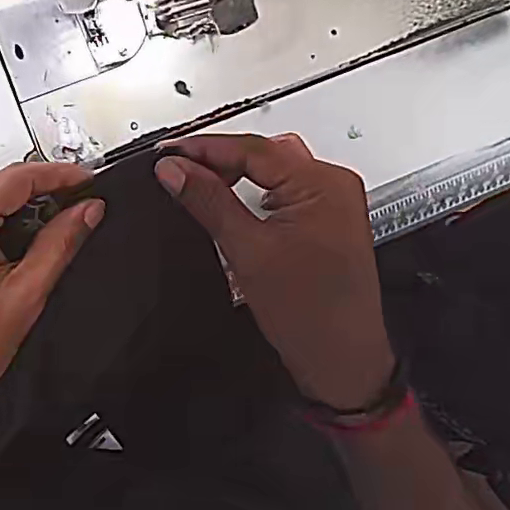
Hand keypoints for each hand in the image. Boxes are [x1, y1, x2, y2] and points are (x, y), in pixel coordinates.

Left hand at [0, 162, 103, 509]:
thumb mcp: (23, 296)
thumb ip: (60, 243)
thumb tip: (84, 212)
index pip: (17, 177)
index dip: (59, 176)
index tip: (83, 181)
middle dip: (31, 186)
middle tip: (67, 205)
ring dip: (2, 196)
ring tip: (36, 225)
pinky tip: (0, 238)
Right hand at [155, 133, 393, 409]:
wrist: (340, 360)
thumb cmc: (312, 314)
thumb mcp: (247, 250)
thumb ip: (208, 201)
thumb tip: (176, 170)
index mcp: (322, 184)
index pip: (252, 149)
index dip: (203, 149)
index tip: (170, 153)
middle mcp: (334, 186)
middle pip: (263, 153)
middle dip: (217, 158)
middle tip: (177, 166)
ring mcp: (333, 202)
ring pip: (273, 168)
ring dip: (235, 172)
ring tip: (198, 180)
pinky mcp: (325, 218)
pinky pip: (283, 188)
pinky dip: (252, 188)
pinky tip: (230, 198)